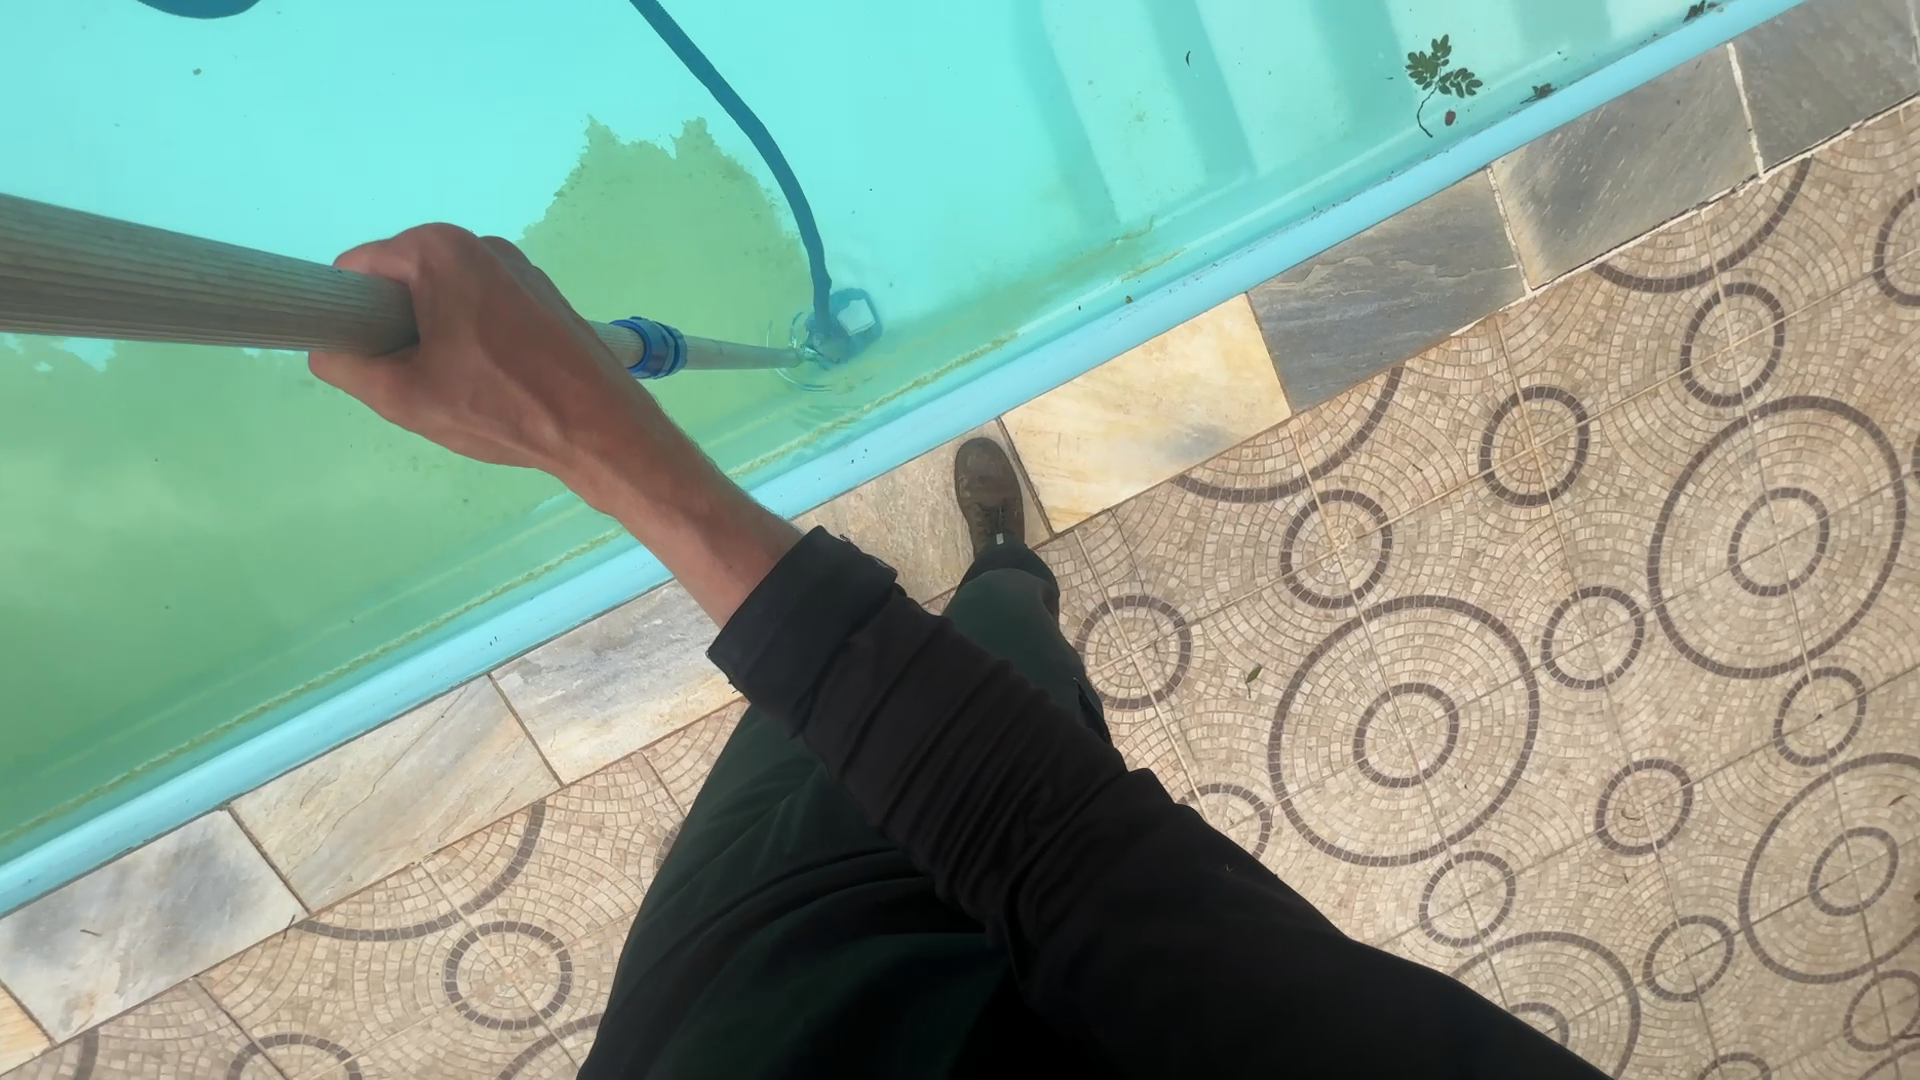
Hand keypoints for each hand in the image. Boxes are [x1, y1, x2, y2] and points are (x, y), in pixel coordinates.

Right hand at [310, 223, 798, 625]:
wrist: (606, 432)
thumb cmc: (504, 407)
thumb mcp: (401, 394)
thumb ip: (343, 364)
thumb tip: (330, 351)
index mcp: (440, 249)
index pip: (359, 272)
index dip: (351, 317)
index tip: (371, 358)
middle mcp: (486, 247)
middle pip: (409, 287)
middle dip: (403, 332)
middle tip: (424, 382)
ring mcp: (527, 273)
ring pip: (452, 305)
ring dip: (445, 341)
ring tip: (469, 388)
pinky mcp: (554, 302)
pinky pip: (492, 316)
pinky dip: (484, 344)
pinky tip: (503, 384)